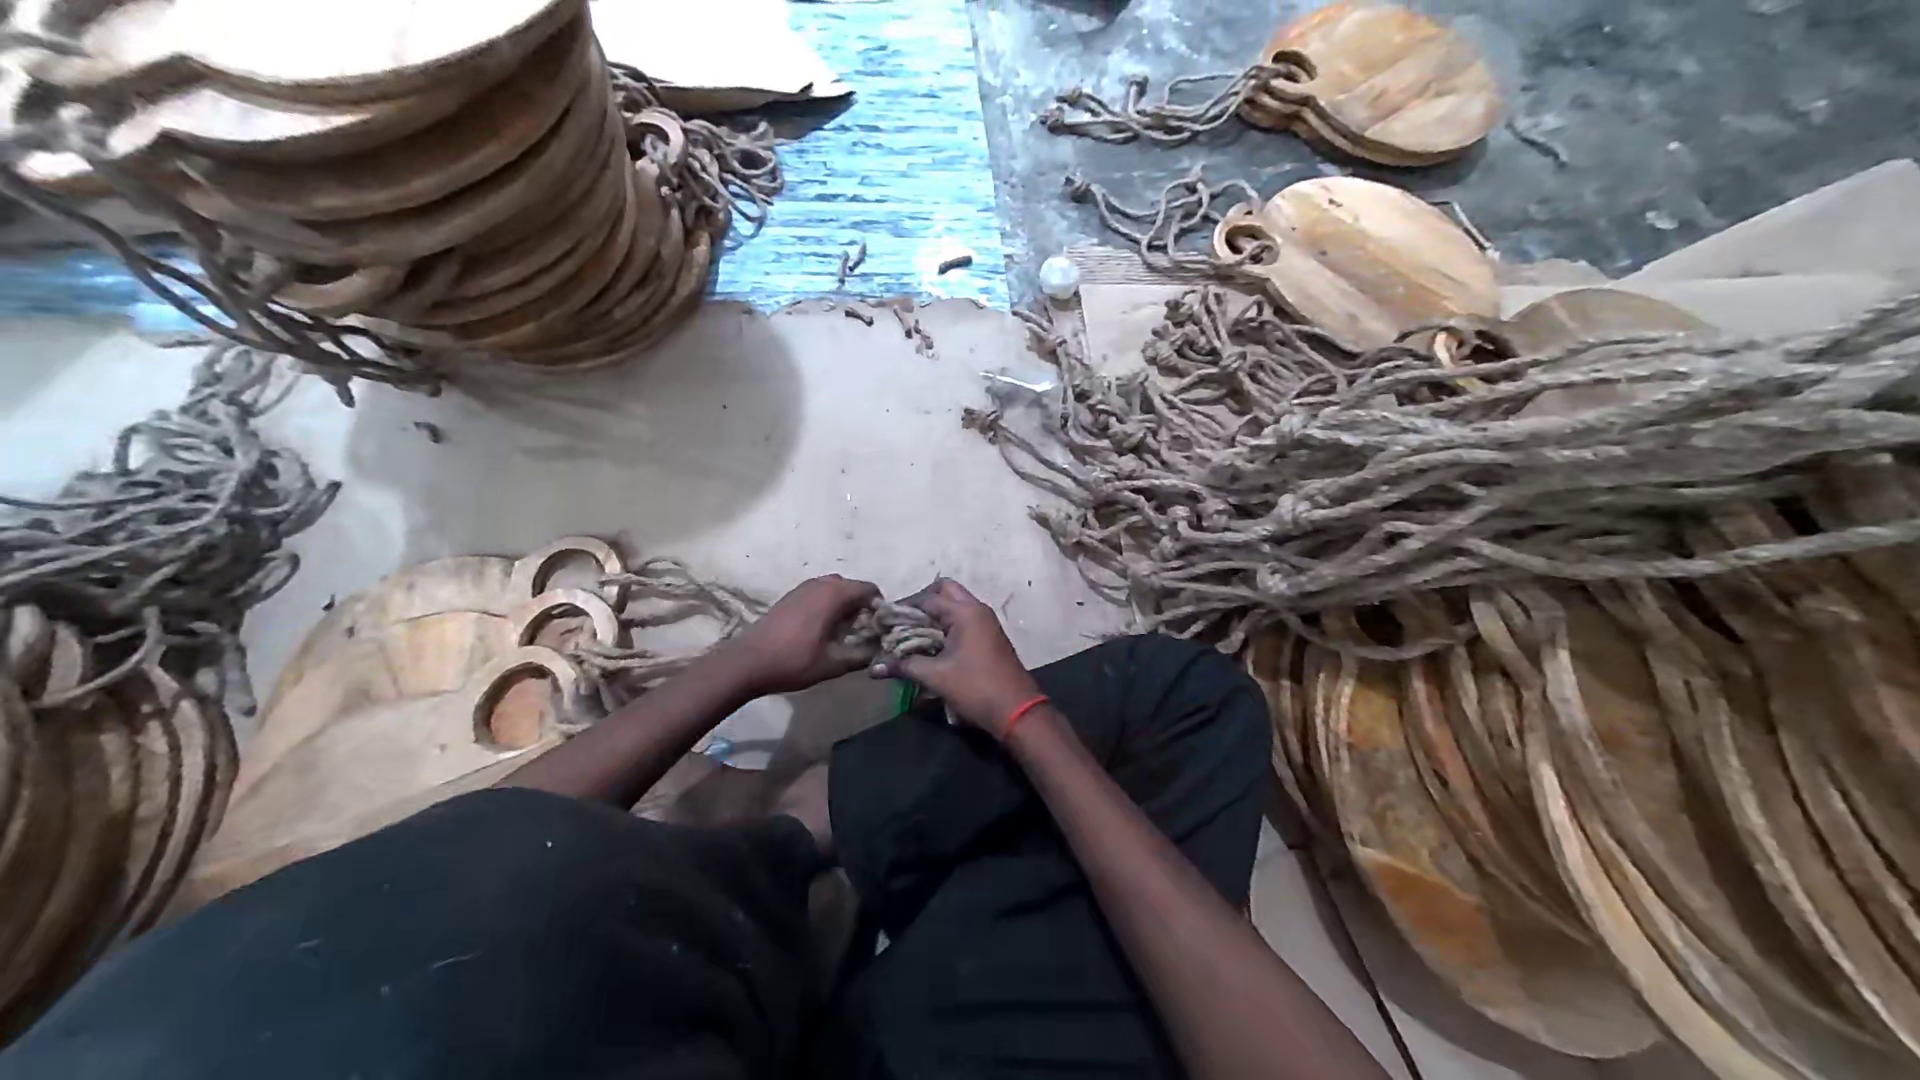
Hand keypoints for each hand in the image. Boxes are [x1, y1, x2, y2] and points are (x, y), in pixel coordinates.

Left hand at [726, 575, 880, 694]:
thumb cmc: (793, 661)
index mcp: (833, 594)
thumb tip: (881, 650)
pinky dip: (828, 606)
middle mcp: (819, 583)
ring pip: (835, 589)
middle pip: (853, 587)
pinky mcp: (790, 596)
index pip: (869, 589)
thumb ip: (862, 655)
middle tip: (863, 632)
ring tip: (843, 632)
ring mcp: (802, 588)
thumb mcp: (834, 664)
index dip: (880, 608)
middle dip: (862, 606)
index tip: (879, 629)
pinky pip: (819, 593)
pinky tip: (822, 630)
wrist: (747, 663)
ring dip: (844, 605)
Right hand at [877, 579, 1043, 737]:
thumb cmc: (976, 689)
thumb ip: (904, 666)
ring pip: (955, 603)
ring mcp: (986, 622)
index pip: (927, 599)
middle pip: (944, 591)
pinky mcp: (989, 635)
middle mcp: (977, 610)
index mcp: (965, 613)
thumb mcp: (935, 677)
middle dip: (921, 602)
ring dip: (935, 613)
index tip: (885, 621)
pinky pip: (963, 618)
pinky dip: (946, 623)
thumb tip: (874, 667)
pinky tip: (932, 643)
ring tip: (913, 632)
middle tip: (902, 621)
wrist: (1018, 710)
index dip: (903, 608)